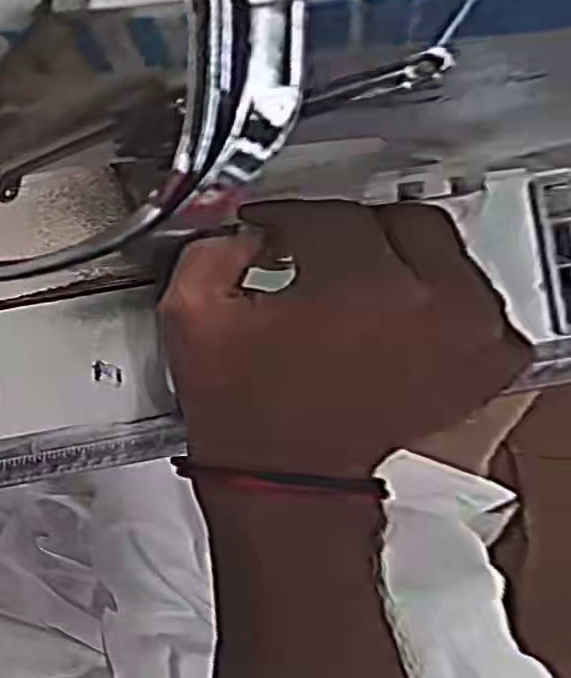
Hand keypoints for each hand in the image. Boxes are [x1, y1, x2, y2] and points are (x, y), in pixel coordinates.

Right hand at [161, 200, 530, 478]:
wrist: (281, 462)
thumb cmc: (238, 398)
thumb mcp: (188, 315)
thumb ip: (209, 254)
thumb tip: (241, 233)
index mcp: (359, 288)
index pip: (327, 215)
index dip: (282, 215)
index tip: (264, 225)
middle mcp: (435, 301)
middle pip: (401, 220)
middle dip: (342, 228)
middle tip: (302, 246)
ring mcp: (474, 330)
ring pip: (442, 253)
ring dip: (386, 257)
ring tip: (336, 283)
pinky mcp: (489, 355)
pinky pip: (467, 296)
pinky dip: (422, 295)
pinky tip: (374, 316)